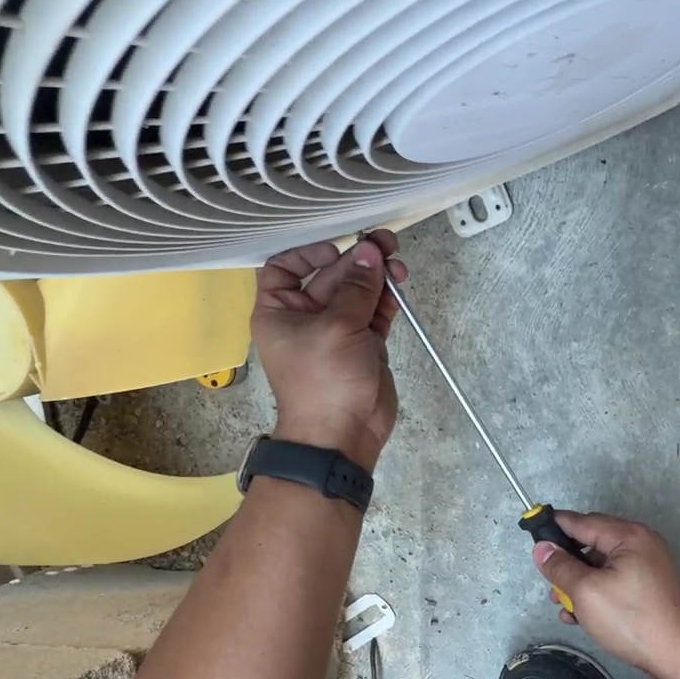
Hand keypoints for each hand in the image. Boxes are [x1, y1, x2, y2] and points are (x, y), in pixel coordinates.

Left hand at [251, 231, 408, 470]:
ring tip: (398, 264)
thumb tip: (370, 251)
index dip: (309, 253)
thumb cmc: (324, 379)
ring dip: (377, 278)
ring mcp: (338, 333)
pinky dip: (387, 301)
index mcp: (280, 311)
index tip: (337, 249)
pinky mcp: (364, 346)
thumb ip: (356, 288)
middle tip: (386, 244)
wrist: (342, 434)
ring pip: (357, 295)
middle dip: (358, 262)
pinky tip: (399, 286)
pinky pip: (374, 315)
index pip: (284, 268)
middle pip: (331, 278)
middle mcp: (307, 318)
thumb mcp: (337, 328)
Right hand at [532, 511, 679, 673]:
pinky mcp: (649, 587)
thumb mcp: (585, 592)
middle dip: (568, 562)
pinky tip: (580, 615)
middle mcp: (641, 543)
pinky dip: (597, 592)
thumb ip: (560, 567)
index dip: (556, 526)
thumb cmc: (630, 619)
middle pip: (593, 542)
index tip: (532, 530)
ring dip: (579, 582)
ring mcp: (648, 565)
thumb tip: (542, 548)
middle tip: (549, 582)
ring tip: (562, 606)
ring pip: (602, 565)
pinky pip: (615, 580)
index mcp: (628, 535)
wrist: (677, 653)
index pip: (583, 521)